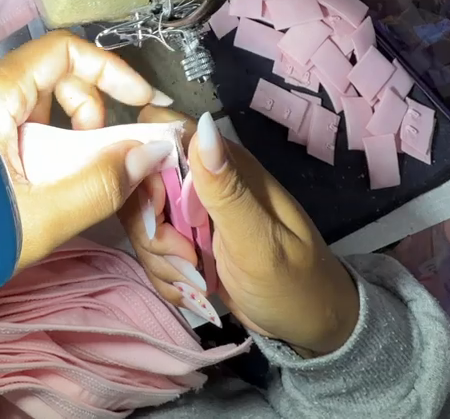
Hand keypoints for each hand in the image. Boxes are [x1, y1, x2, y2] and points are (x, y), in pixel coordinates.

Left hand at [0, 31, 174, 345]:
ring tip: (76, 175)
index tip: (143, 101)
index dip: (110, 68)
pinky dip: (47, 138)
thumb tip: (152, 151)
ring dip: (71, 126)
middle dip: (91, 107)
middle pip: (54, 73)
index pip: (62, 49)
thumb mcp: (36, 221)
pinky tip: (49, 177)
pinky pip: (18, 116)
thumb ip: (99, 185)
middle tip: (105, 156)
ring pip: (38, 97)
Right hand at [123, 112, 358, 356]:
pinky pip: (151, 243)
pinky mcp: (184, 234)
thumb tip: (204, 123)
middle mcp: (202, 175)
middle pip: (140, 178)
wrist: (309, 326)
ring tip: (195, 278)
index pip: (160, 130)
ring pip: (143, 215)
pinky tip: (192, 287)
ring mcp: (191, 207)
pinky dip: (164, 269)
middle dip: (151, 225)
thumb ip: (226, 188)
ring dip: (158, 254)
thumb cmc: (295, 283)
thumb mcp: (260, 242)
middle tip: (186, 259)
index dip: (143, 163)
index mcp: (223, 161)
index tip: (158, 210)